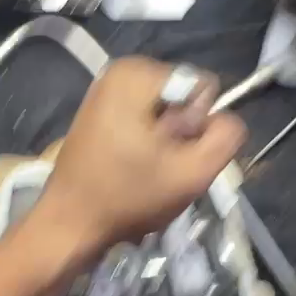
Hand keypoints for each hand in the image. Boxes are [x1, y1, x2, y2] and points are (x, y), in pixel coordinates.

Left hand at [29, 58, 245, 256]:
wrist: (70, 224)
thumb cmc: (128, 197)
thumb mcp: (193, 172)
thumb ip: (225, 137)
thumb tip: (224, 120)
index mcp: (137, 73)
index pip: (204, 88)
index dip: (197, 126)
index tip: (172, 154)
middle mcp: (119, 71)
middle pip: (183, 100)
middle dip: (180, 135)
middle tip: (158, 167)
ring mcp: (105, 92)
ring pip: (166, 115)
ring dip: (164, 145)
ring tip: (143, 170)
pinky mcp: (98, 114)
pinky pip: (144, 123)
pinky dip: (145, 146)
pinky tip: (130, 169)